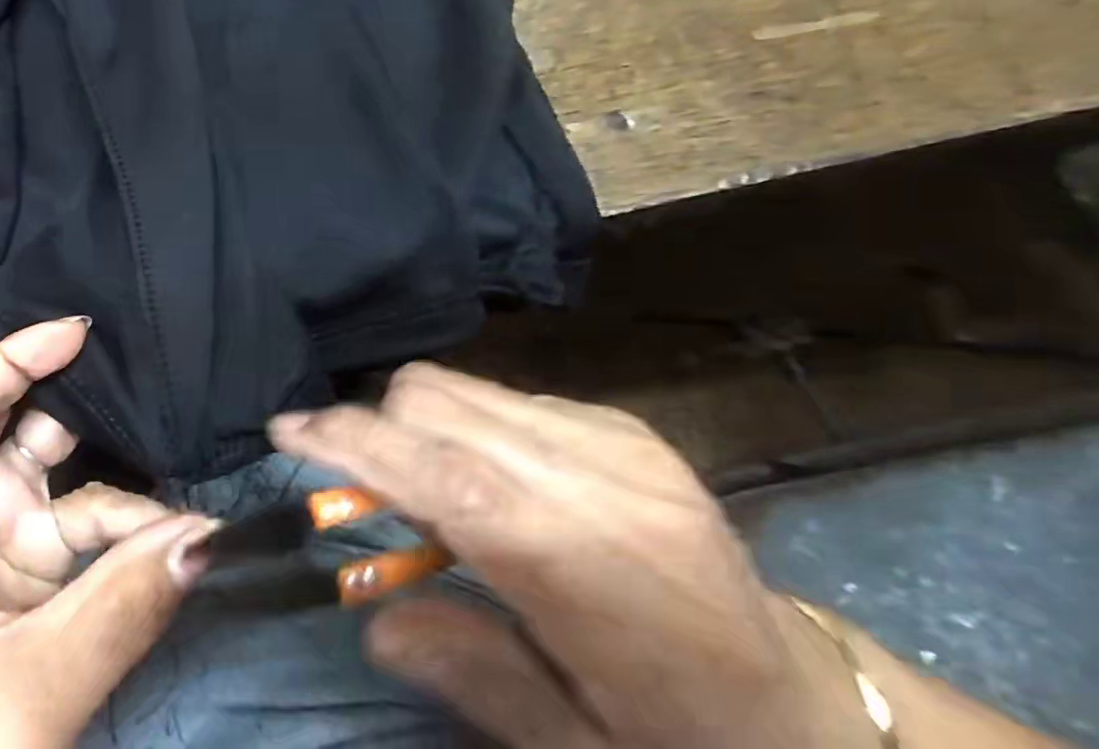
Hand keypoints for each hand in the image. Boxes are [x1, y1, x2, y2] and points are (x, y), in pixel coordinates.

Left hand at [0, 317, 219, 748]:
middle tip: (119, 356)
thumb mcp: (32, 686)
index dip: (12, 360)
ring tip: (166, 476)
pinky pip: (87, 519)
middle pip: (1, 425)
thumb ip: (122, 603)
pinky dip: (131, 526)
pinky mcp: (30, 564)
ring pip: (54, 469)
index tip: (76, 330)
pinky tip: (171, 542)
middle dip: (61, 392)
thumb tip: (205, 535)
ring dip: (115, 474)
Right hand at [268, 362, 877, 748]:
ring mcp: (617, 440)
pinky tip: (486, 480)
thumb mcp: (572, 746)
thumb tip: (371, 615)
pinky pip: (503, 396)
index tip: (287, 429)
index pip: (442, 475)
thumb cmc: (684, 742)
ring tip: (419, 485)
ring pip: (462, 386)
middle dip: (375, 430)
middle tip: (358, 489)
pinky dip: (464, 424)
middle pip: (438, 403)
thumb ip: (468, 669)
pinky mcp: (625, 425)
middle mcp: (600, 479)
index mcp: (587, 570)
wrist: (811, 703)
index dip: (353, 443)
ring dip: (415, 423)